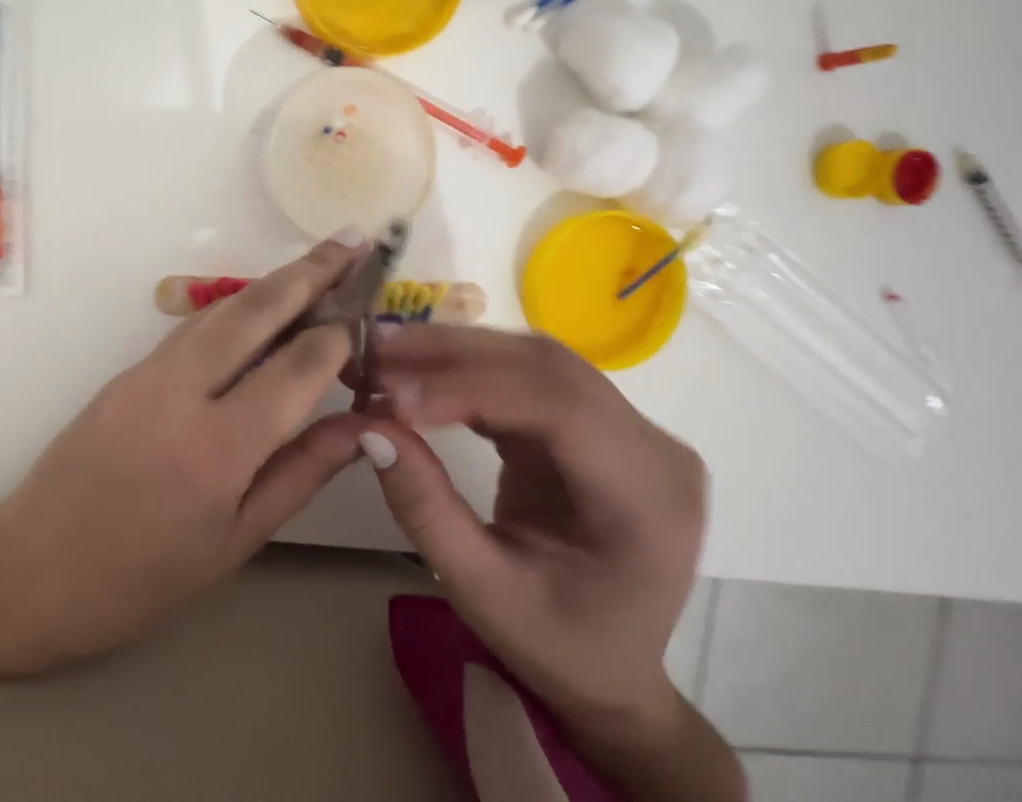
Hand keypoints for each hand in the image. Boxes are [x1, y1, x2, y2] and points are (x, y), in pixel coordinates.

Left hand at [0, 233, 367, 664]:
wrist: (32, 572)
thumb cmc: (141, 579)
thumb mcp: (235, 540)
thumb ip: (300, 473)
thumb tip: (361, 427)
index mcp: (217, 449)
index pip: (296, 367)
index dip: (339, 335)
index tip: (370, 314)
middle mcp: (178, 395)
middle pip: (253, 313)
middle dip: (308, 273)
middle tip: (353, 240)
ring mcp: (143, 377)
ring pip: (216, 313)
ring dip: (269, 285)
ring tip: (316, 266)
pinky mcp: (121, 376)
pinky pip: (187, 332)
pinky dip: (230, 313)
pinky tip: (257, 313)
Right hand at [346, 326, 706, 726]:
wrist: (607, 671)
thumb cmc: (553, 644)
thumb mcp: (480, 590)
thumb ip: (426, 509)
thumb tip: (369, 429)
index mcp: (646, 498)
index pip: (560, 409)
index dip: (471, 388)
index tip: (392, 395)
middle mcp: (652, 449)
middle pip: (550, 369)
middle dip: (454, 354)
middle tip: (372, 352)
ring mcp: (630, 431)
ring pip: (538, 361)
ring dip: (457, 351)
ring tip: (384, 353)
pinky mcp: (597, 426)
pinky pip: (530, 380)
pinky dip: (469, 371)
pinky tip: (418, 372)